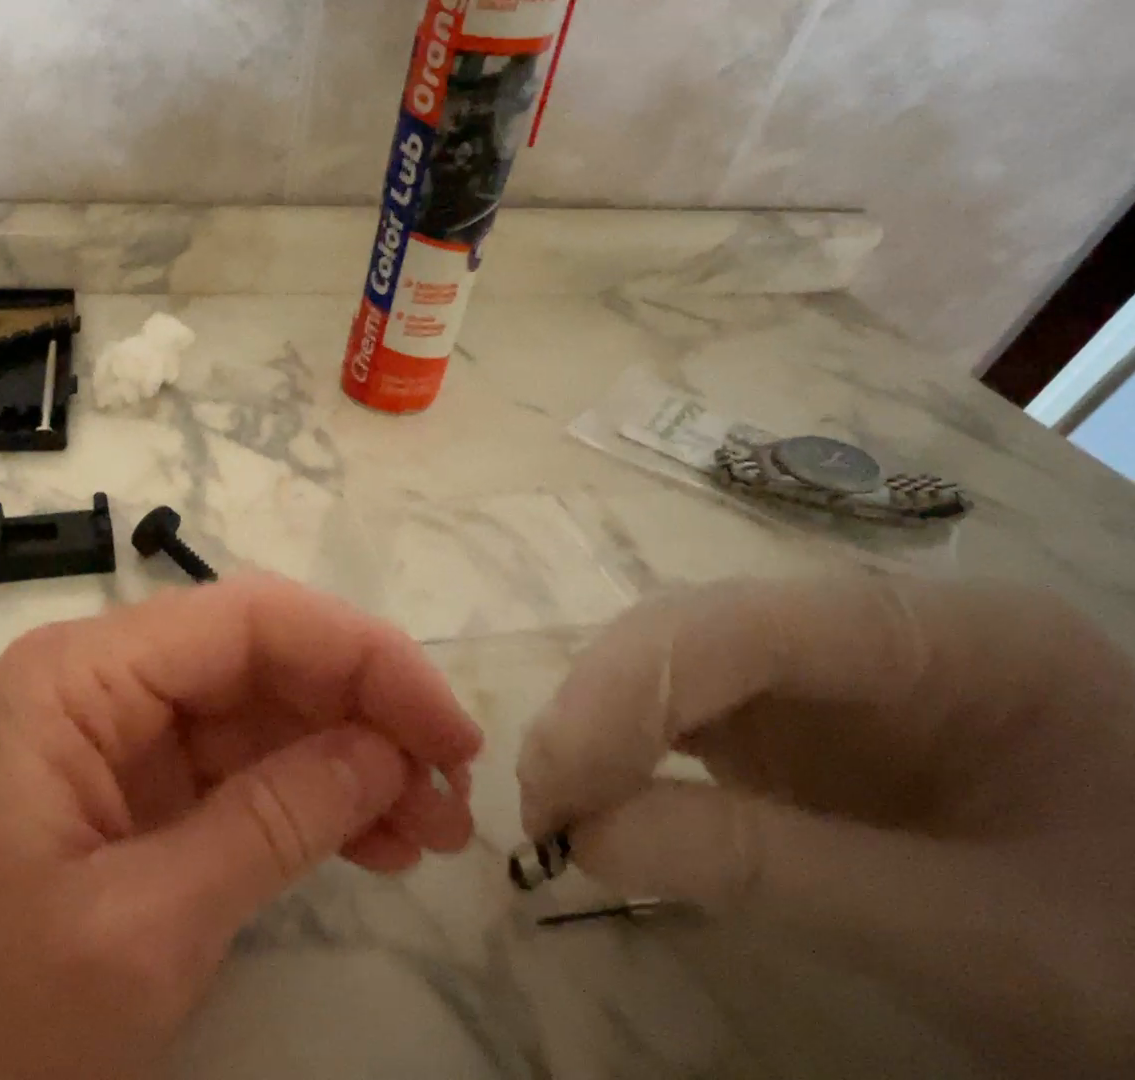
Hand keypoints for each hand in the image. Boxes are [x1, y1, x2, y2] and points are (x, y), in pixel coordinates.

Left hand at [0, 577, 482, 1078]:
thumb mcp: (140, 925)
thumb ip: (270, 823)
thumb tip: (386, 751)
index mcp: (84, 677)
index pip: (251, 620)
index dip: (366, 659)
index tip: (451, 734)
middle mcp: (101, 686)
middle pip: (261, 662)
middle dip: (365, 715)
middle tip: (451, 797)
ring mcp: (114, 742)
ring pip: (259, 719)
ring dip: (349, 762)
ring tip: (429, 831)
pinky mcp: (126, 798)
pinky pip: (234, 775)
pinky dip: (306, 803)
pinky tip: (369, 842)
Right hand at [517, 578, 1134, 1074]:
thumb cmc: (1134, 961)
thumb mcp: (972, 934)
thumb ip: (772, 870)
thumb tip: (582, 837)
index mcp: (952, 641)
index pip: (750, 626)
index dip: (630, 691)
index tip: (555, 791)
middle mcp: (873, 632)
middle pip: (692, 629)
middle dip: (599, 710)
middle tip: (545, 810)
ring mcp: (827, 676)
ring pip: (670, 662)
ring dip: (595, 727)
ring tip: (558, 809)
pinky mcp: (794, 726)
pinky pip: (681, 714)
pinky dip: (623, 754)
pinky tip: (602, 799)